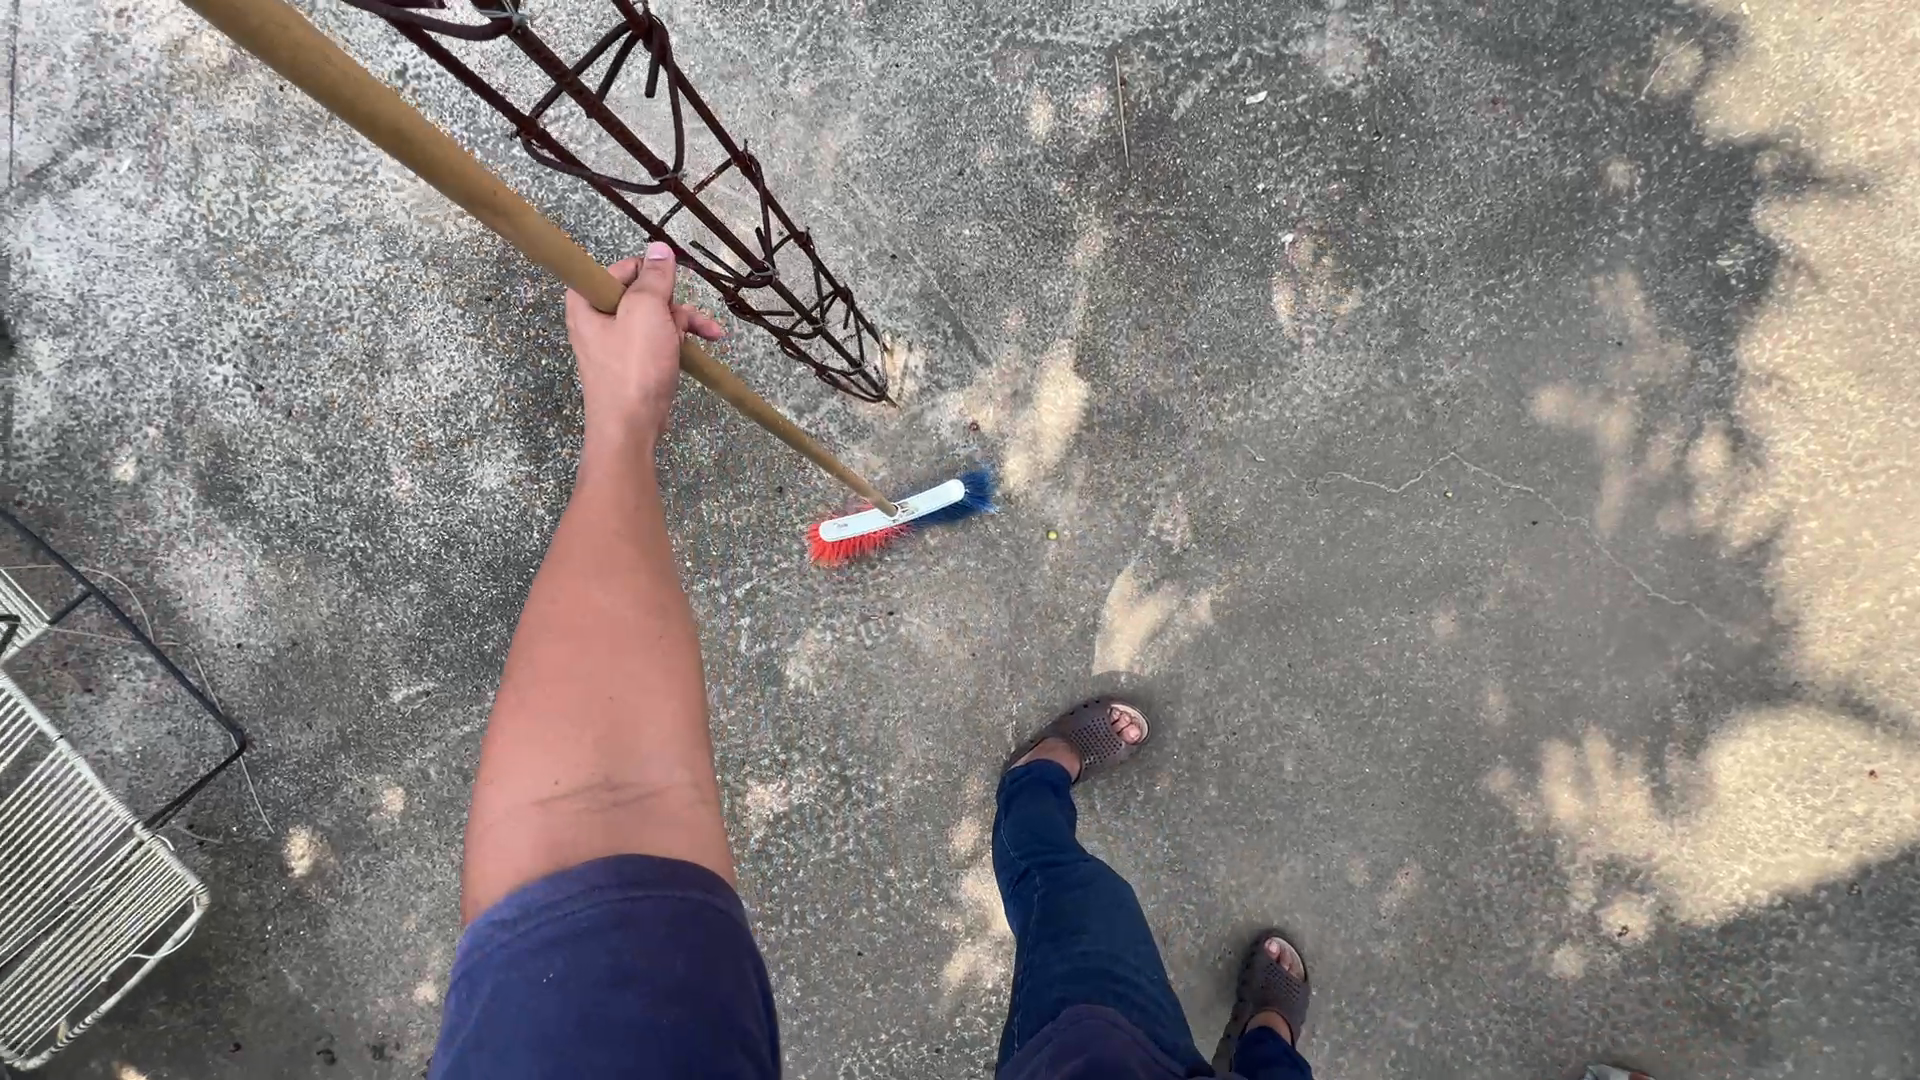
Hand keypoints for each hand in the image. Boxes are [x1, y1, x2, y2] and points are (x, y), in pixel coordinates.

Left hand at [565, 241, 724, 450]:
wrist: (631, 426)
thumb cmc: (633, 368)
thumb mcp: (646, 312)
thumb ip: (654, 278)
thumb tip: (660, 248)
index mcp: (587, 300)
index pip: (622, 268)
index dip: (651, 273)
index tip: (675, 286)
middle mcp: (597, 318)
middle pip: (643, 294)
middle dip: (674, 304)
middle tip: (691, 318)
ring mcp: (616, 343)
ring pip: (656, 318)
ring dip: (684, 324)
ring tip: (710, 335)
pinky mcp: (634, 363)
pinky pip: (658, 341)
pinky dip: (679, 341)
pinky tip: (702, 347)